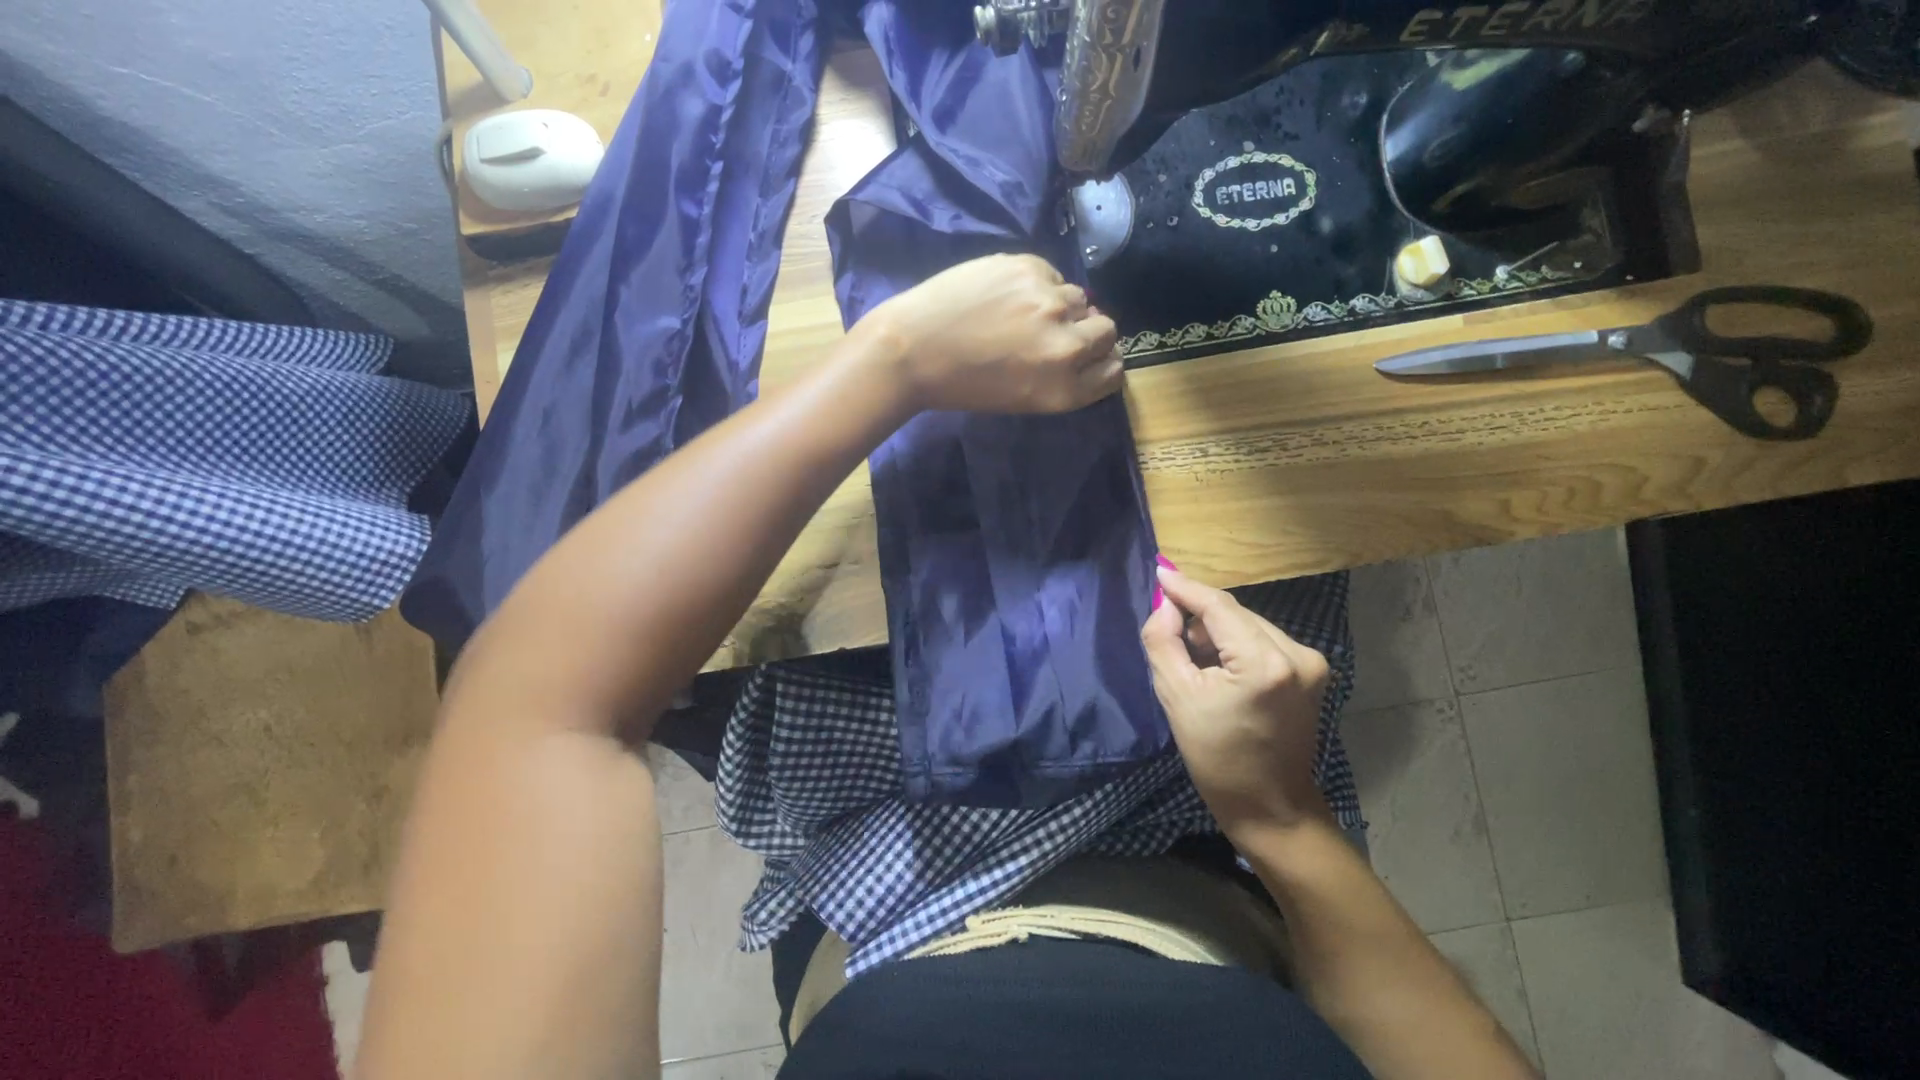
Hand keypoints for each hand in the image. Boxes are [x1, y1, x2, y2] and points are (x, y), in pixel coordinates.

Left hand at [856, 253, 1123, 413]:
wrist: (912, 348)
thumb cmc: (962, 383)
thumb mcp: (1022, 397)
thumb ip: (1063, 376)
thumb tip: (1088, 340)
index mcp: (1065, 389)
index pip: (1114, 369)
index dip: (1103, 360)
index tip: (1088, 355)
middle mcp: (1067, 346)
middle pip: (1106, 329)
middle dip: (1088, 330)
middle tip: (1055, 331)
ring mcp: (1050, 303)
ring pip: (1080, 297)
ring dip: (1061, 304)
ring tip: (1024, 312)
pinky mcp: (1029, 268)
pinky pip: (1052, 274)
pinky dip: (1037, 283)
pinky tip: (1006, 294)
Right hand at [1140, 566, 1333, 838]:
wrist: (1269, 805)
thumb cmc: (1216, 758)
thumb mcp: (1176, 697)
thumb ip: (1164, 641)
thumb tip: (1164, 605)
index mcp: (1264, 662)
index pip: (1219, 606)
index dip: (1186, 588)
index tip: (1158, 572)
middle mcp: (1296, 653)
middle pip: (1236, 613)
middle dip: (1200, 615)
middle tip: (1167, 626)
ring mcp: (1311, 662)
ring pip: (1250, 625)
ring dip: (1218, 632)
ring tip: (1194, 660)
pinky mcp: (1313, 672)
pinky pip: (1264, 642)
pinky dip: (1237, 646)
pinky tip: (1220, 669)